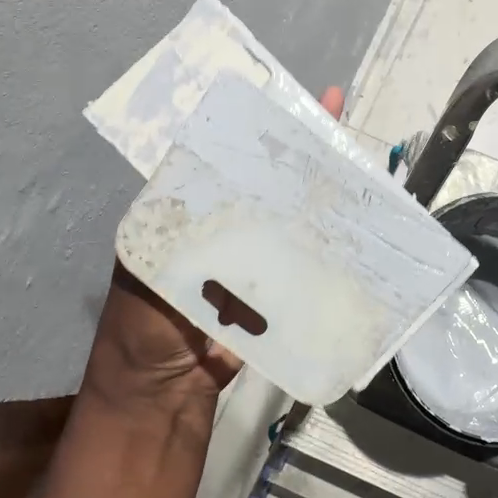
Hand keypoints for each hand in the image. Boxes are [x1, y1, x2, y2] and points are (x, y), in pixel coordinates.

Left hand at [80, 86, 346, 412]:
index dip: (254, 128)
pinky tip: (356, 212)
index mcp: (188, 211)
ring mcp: (254, 256)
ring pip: (291, 210)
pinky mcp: (278, 286)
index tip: (283, 99)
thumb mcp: (146, 266)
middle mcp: (224, 225)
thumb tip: (206, 168)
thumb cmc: (142, 328)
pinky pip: (304, 253)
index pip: (226, 155)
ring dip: (320, 184)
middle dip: (298, 144)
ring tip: (352, 149)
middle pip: (267, 176)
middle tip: (334, 106)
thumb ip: (175, 226)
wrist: (162, 398)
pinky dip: (329, 234)